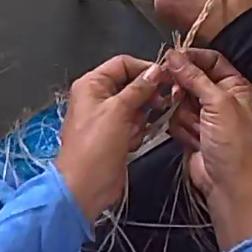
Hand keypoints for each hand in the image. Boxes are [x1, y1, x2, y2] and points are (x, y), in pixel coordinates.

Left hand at [55, 55, 163, 220]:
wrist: (85, 188)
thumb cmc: (95, 147)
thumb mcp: (118, 111)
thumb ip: (139, 88)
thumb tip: (156, 70)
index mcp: (92, 84)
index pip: (123, 64)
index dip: (144, 69)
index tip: (165, 78)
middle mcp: (98, 96)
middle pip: (132, 83)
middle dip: (145, 96)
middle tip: (159, 104)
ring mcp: (108, 115)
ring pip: (137, 104)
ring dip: (141, 117)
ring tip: (135, 131)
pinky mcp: (116, 133)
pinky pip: (135, 123)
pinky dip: (138, 131)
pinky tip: (132, 142)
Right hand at [163, 49, 251, 249]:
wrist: (229, 186)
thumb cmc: (235, 145)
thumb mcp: (218, 103)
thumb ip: (194, 77)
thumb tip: (174, 56)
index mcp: (235, 86)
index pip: (210, 60)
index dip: (191, 58)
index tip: (171, 58)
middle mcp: (221, 99)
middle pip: (191, 80)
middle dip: (184, 90)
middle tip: (178, 96)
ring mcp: (206, 117)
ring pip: (180, 100)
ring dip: (184, 115)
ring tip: (198, 129)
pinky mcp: (192, 132)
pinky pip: (175, 120)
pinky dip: (181, 129)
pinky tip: (193, 140)